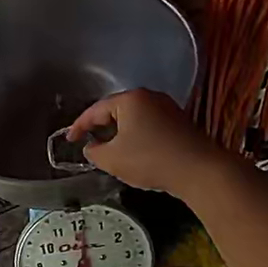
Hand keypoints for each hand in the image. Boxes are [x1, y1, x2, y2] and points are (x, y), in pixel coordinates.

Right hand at [66, 88, 232, 195]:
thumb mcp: (113, 159)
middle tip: (90, 144)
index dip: (79, 125)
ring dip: (121, 134)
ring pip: (135, 119)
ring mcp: (168, 108)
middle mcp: (150, 96)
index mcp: (130, 99)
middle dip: (102, 128)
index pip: (96, 110)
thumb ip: (94, 152)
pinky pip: (150, 126)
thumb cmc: (150, 160)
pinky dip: (138, 137)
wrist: (198, 169)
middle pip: (117, 111)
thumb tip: (91, 147)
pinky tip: (136, 154)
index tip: (69, 139)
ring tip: (111, 152)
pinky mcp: (180, 122)